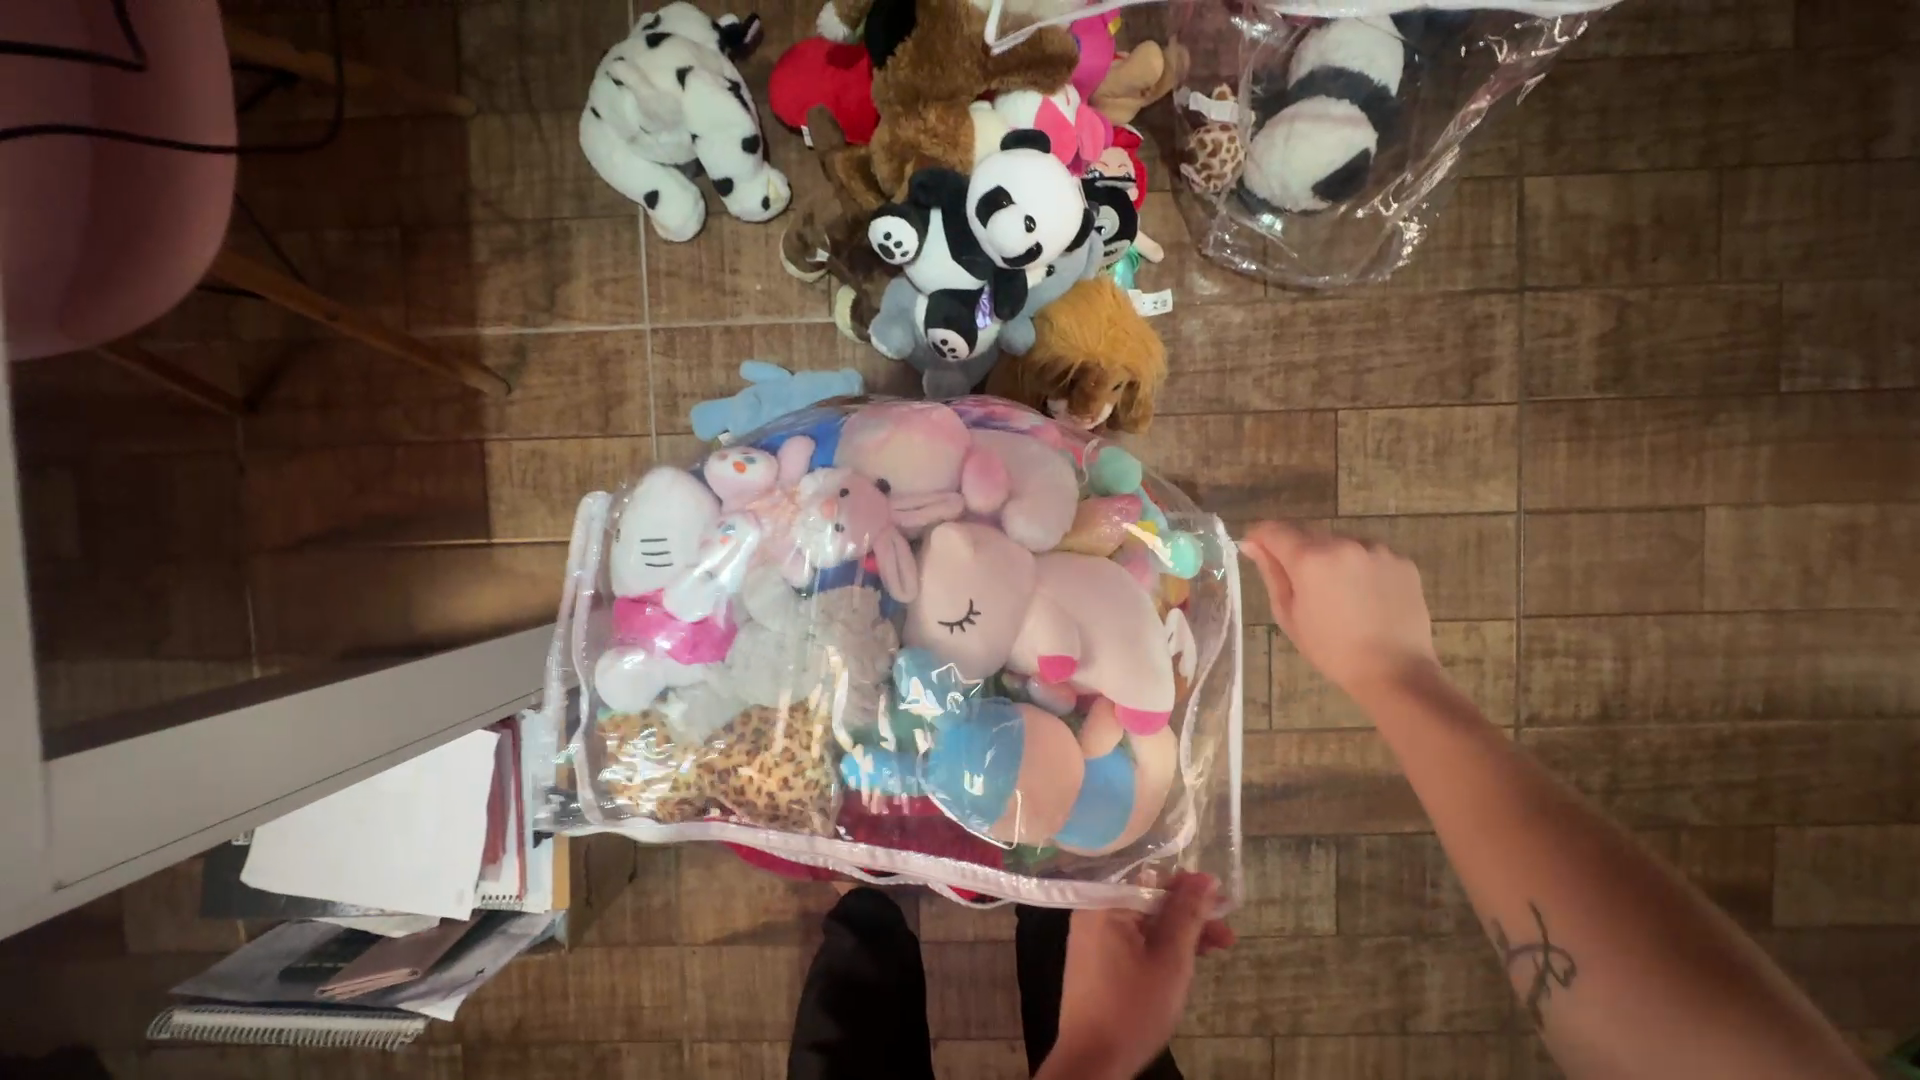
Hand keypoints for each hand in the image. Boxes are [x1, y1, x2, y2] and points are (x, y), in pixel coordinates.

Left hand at [1038, 872, 1235, 1079]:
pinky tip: (1184, 960)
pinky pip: (1131, 939)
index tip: (1223, 903)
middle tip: (1227, 935)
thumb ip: (1187, 914)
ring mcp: (1091, 936)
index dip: (1190, 888)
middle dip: (1189, 914)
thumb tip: (1205, 878)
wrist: (1092, 1062)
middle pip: (1148, 900)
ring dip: (1178, 932)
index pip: (1153, 878)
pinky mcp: (1095, 959)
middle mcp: (1093, 911)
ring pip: (1143, 922)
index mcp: (1106, 903)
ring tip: (1216, 949)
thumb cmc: (1133, 1008)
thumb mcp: (1170, 960)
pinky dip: (1158, 946)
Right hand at [1240, 520, 1438, 698]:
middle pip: (1308, 533)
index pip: (1275, 530)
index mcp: (1310, 559)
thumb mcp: (1289, 615)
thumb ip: (1271, 573)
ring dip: (1330, 558)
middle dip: (1296, 550)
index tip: (1255, 550)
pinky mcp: (1402, 561)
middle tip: (1299, 583)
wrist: (1394, 670)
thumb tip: (1253, 545)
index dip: (1260, 536)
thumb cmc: (1331, 649)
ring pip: (1340, 543)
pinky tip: (1364, 596)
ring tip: (1337, 593)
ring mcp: (1377, 550)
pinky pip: (1369, 555)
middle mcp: (1344, 544)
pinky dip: (1359, 567)